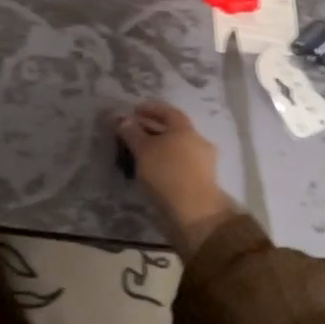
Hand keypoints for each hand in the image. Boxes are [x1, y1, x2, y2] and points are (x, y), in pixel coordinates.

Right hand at [118, 101, 236, 251]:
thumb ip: (131, 132)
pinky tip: (152, 171)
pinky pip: (179, 166)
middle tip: (133, 132)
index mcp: (186, 130)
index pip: (168, 112)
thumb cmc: (167, 174)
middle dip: (153, 129)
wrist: (195, 214)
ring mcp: (202, 164)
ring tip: (139, 153)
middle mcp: (198, 143)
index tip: (134, 111)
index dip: (151, 109)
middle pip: (174, 131)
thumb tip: (122, 117)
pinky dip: (165, 164)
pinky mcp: (201, 183)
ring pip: (177, 150)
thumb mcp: (143, 150)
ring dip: (159, 148)